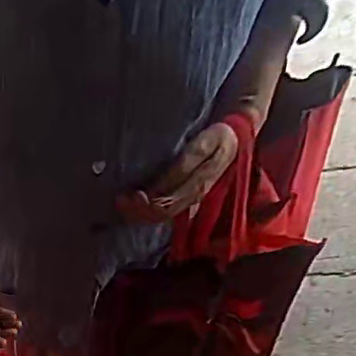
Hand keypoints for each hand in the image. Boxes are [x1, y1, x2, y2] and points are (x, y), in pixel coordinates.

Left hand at [116, 121, 238, 223]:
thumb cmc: (218, 138)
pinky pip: (162, 212)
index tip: (126, 195)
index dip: (144, 205)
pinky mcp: (184, 200)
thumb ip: (183, 166)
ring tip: (122, 203)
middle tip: (119, 200)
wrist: (237, 139)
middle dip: (136, 211)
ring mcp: (188, 202)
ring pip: (160, 218)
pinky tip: (133, 203)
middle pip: (159, 215)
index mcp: (195, 187)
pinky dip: (145, 211)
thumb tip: (159, 187)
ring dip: (138, 214)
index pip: (165, 206)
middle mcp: (190, 199)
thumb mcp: (204, 145)